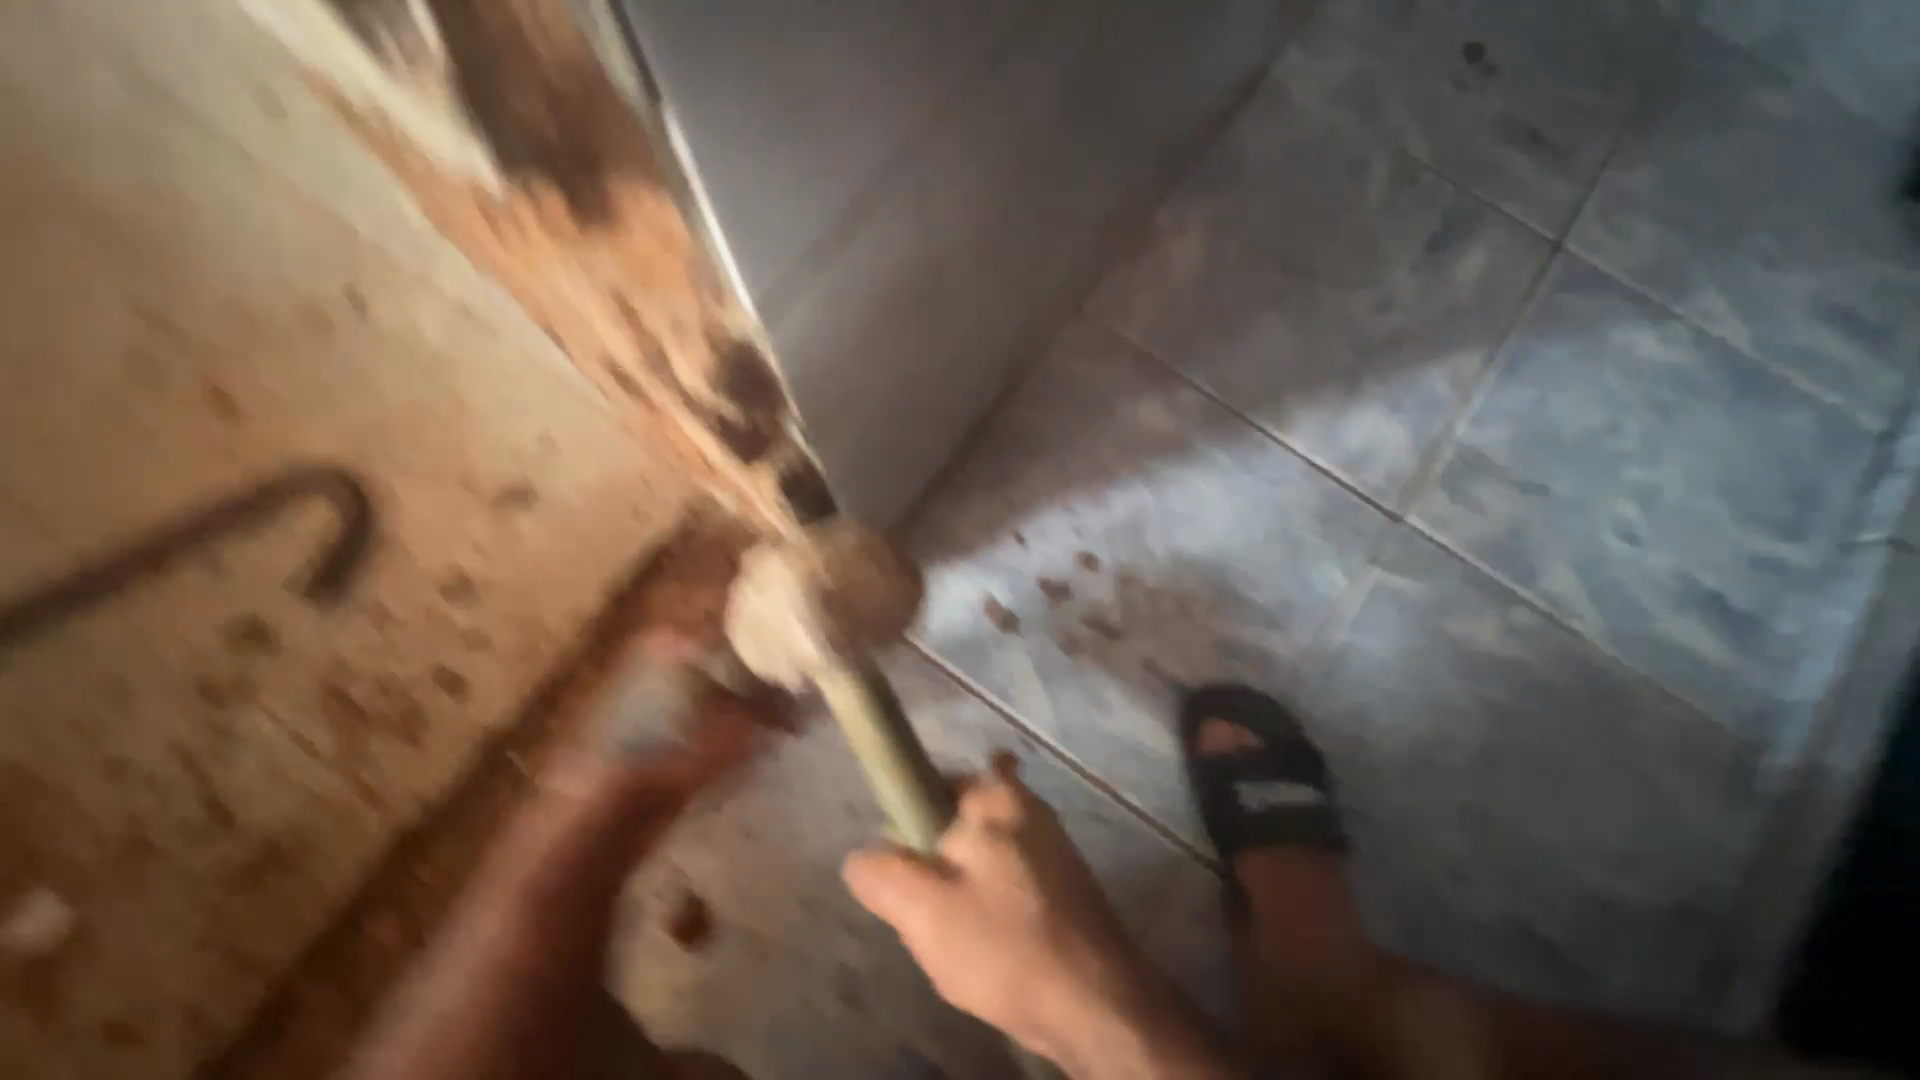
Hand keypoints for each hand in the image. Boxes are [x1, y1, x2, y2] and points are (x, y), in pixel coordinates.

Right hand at [842, 754, 1186, 1069]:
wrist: (1097, 1005)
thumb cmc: (1004, 946)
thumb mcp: (921, 910)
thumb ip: (880, 873)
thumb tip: (863, 856)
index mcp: (994, 793)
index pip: (925, 785)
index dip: (904, 830)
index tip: (907, 876)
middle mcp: (1027, 803)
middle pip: (950, 824)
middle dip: (932, 867)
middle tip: (931, 916)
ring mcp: (1052, 841)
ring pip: (977, 858)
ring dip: (961, 894)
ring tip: (964, 940)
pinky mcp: (1064, 880)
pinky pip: (1005, 882)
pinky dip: (991, 908)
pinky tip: (993, 948)